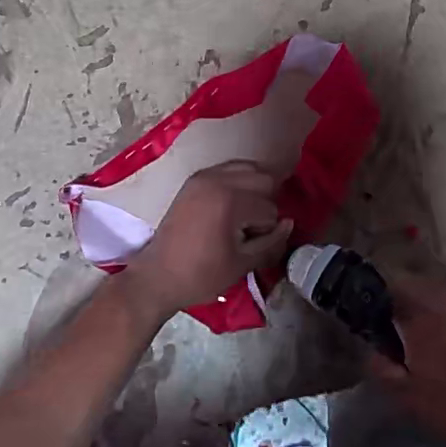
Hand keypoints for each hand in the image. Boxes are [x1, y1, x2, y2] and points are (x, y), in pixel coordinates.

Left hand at [121, 161, 293, 319]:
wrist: (157, 277)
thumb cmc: (201, 275)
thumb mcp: (242, 263)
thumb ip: (271, 241)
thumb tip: (288, 223)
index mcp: (231, 202)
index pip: (269, 209)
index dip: (266, 230)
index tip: (253, 244)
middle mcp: (219, 180)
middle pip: (265, 179)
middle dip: (266, 203)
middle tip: (253, 227)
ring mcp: (205, 176)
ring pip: (249, 169)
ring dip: (255, 188)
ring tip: (246, 213)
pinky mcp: (195, 179)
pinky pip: (229, 168)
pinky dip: (239, 180)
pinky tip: (234, 203)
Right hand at [367, 261, 445, 446]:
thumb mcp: (405, 395)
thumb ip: (379, 364)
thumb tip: (369, 346)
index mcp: (419, 304)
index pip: (376, 283)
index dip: (357, 299)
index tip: (346, 320)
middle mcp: (443, 292)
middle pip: (401, 287)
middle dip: (383, 307)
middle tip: (372, 340)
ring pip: (423, 297)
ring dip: (407, 315)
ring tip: (398, 350)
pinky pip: (443, 308)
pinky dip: (429, 322)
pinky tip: (427, 354)